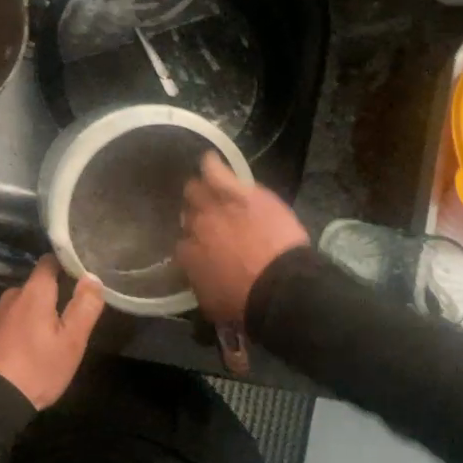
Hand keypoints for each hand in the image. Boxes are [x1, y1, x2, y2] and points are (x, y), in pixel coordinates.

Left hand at [0, 255, 105, 409]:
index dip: (64, 265)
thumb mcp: (71, 342)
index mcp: (34, 293)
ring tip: (44, 337)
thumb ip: (84, 307)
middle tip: (66, 319)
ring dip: (31, 314)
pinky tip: (21, 349)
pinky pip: (4, 321)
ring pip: (19, 305)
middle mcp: (10, 295)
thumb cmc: (37, 369)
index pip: (48, 262)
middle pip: (34, 286)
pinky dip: (15, 328)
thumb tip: (91, 276)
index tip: (78, 277)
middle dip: (50, 297)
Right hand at [176, 152, 310, 323]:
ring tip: (208, 188)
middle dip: (195, 215)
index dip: (194, 245)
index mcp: (188, 256)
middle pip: (187, 212)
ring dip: (201, 191)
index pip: (182, 245)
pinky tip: (210, 160)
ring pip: (197, 189)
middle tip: (210, 221)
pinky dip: (212, 166)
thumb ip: (201, 282)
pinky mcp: (238, 193)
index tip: (204, 249)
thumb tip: (198, 275)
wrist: (280, 287)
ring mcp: (215, 207)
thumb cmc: (248, 302)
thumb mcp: (213, 302)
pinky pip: (216, 172)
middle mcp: (195, 227)